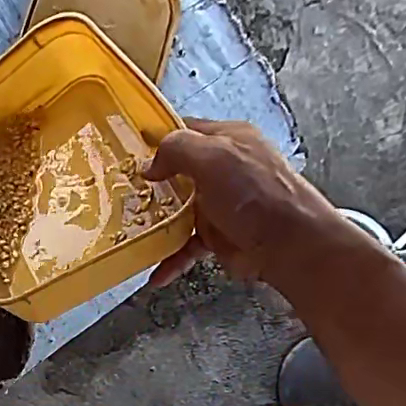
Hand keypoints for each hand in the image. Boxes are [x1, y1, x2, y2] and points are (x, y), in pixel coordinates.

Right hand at [143, 118, 346, 287]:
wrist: (288, 244)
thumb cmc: (255, 194)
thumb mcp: (213, 157)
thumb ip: (177, 150)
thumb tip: (151, 165)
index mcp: (226, 140)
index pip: (184, 131)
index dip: (155, 139)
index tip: (124, 152)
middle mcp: (222, 169)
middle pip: (176, 174)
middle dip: (149, 185)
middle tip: (117, 194)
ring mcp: (219, 204)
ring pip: (177, 212)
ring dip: (155, 224)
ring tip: (129, 232)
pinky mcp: (219, 236)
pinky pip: (186, 247)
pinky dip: (171, 260)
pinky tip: (155, 274)